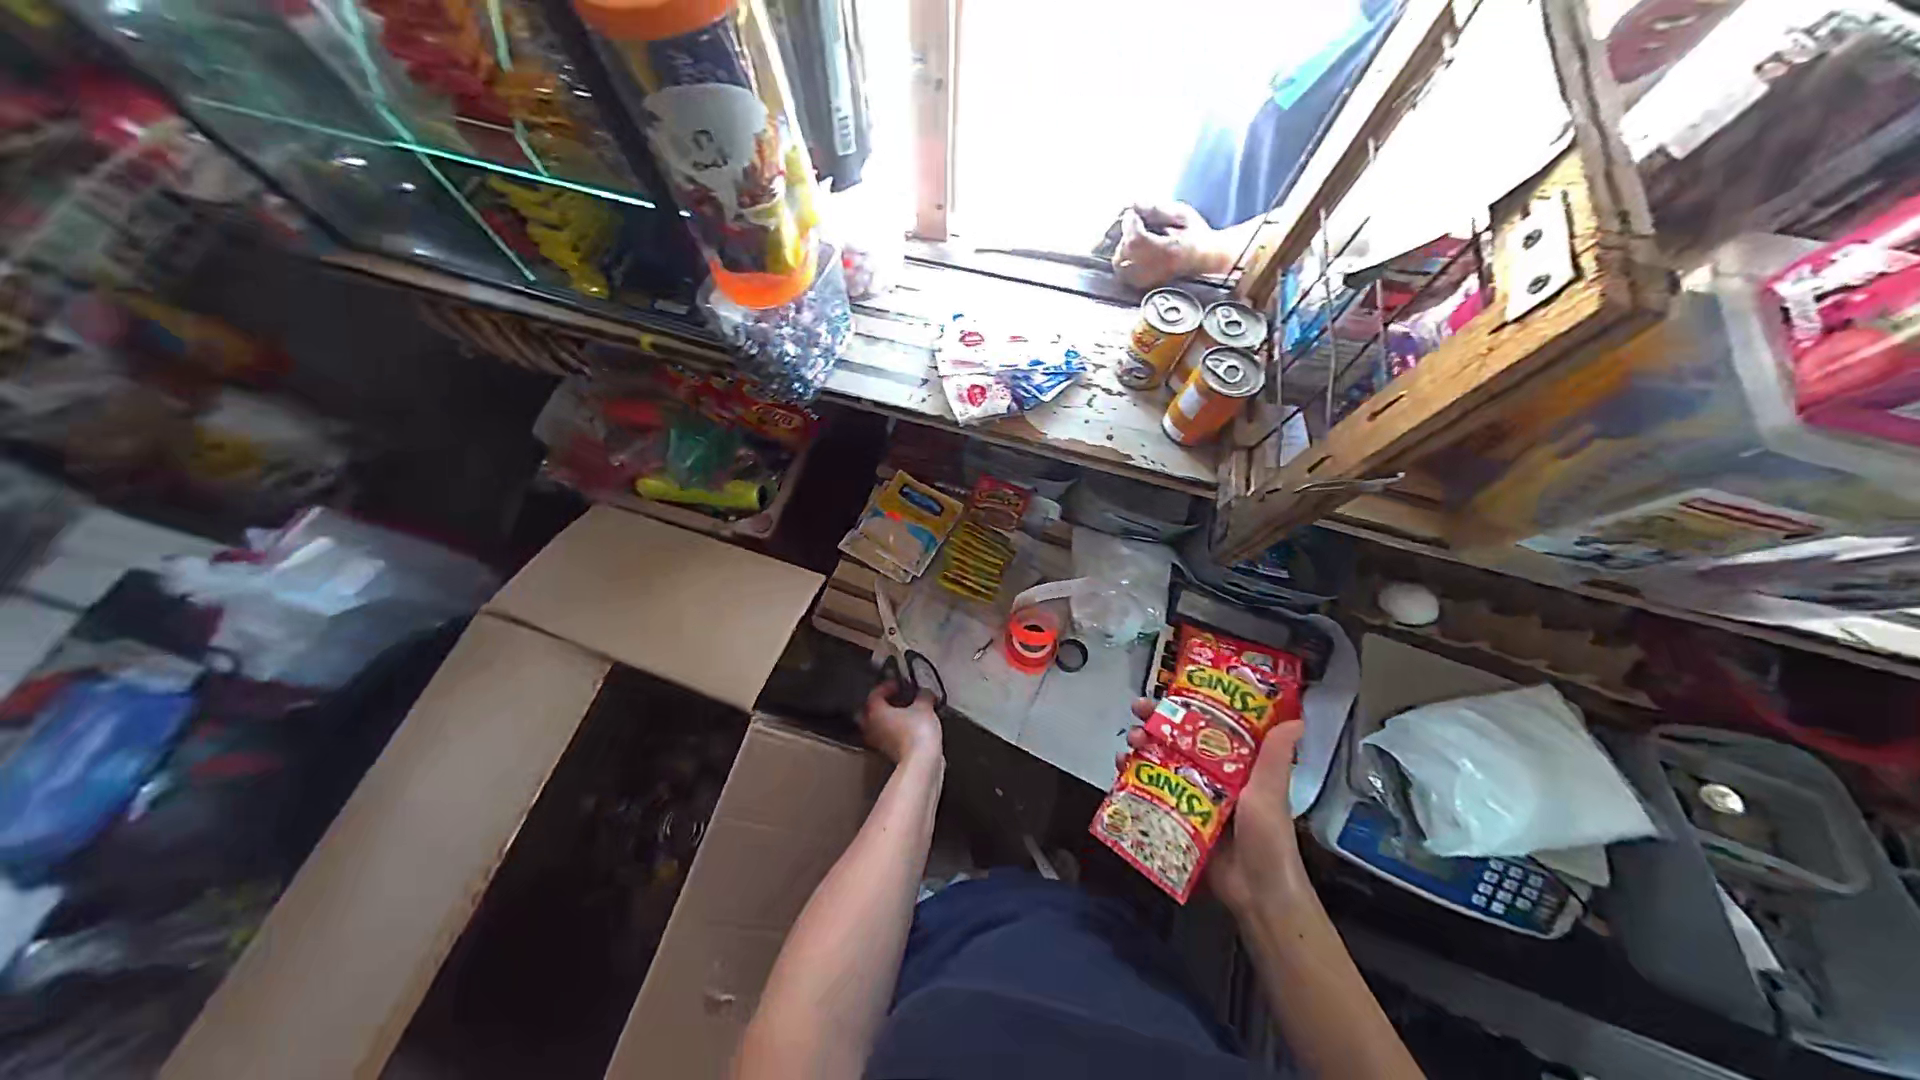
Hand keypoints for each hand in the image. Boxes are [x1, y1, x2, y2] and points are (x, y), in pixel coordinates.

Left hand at [860, 681, 941, 764]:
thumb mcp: (924, 706)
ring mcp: (879, 742)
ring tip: (907, 712)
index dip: (888, 686)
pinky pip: (889, 737)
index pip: (875, 693)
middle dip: (887, 702)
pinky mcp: (889, 753)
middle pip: (874, 710)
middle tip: (899, 697)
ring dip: (892, 717)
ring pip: (881, 725)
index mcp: (874, 711)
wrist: (921, 762)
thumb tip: (925, 693)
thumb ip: (923, 695)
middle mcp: (872, 727)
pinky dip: (897, 730)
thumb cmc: (916, 735)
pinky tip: (911, 727)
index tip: (898, 684)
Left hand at [1111, 202, 1229, 288]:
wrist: (1206, 259)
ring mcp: (1149, 282)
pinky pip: (1123, 273)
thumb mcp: (1182, 215)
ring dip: (1124, 247)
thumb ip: (1157, 209)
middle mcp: (1156, 270)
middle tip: (1136, 225)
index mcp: (1168, 252)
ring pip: (1120, 263)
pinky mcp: (1143, 286)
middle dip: (1127, 234)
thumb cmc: (1196, 234)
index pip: (1136, 239)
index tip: (1132, 213)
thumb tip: (1133, 204)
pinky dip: (1124, 260)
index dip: (1130, 223)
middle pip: (1125, 251)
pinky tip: (1136, 252)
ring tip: (1138, 239)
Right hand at [1118, 698, 1307, 914]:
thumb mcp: (1271, 792)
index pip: (1207, 725)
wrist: (1257, 893)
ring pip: (1159, 761)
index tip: (1168, 691)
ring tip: (1130, 741)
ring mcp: (1190, 797)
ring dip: (1141, 746)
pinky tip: (1120, 769)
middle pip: (1176, 740)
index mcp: (1235, 765)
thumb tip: (1296, 717)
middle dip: (1155, 721)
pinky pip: (1150, 792)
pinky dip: (1133, 778)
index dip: (1186, 706)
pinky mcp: (1174, 818)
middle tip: (1137, 710)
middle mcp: (1210, 775)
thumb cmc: (1269, 838)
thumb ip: (1276, 757)